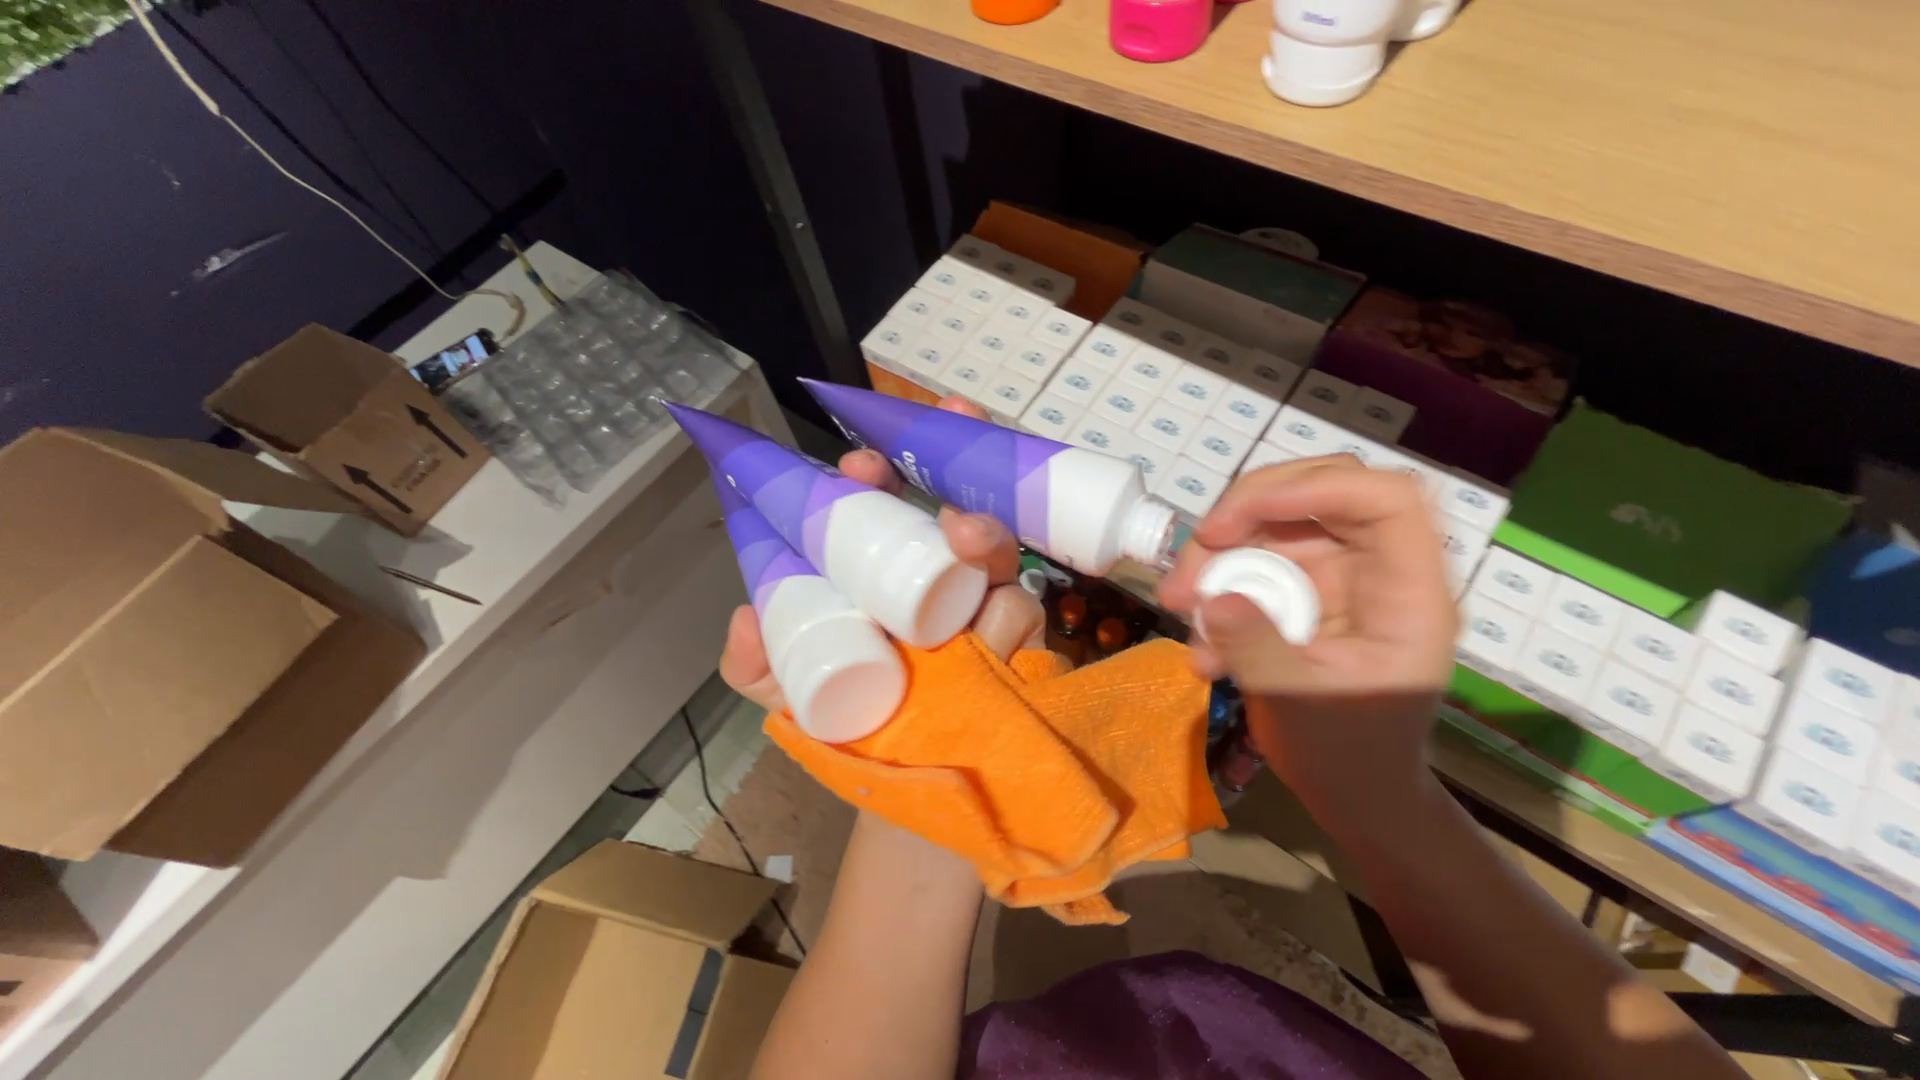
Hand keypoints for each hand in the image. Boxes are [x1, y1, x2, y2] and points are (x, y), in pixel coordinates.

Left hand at [720, 397, 1042, 713]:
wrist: (903, 792)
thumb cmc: (849, 726)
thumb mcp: (788, 693)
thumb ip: (755, 664)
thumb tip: (743, 616)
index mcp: (884, 579)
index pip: (886, 513)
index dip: (876, 481)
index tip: (861, 467)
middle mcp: (936, 583)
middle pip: (951, 516)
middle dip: (954, 467)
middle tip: (934, 451)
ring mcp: (980, 611)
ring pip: (995, 557)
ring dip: (986, 534)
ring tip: (965, 533)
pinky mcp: (1020, 649)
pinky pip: (1019, 617)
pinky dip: (1004, 617)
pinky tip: (990, 630)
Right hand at [1157, 456, 1458, 815]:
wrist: (1353, 789)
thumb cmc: (1348, 754)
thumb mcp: (1300, 706)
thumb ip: (1259, 649)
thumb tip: (1214, 597)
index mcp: (1407, 592)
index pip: (1383, 500)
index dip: (1314, 487)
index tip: (1239, 518)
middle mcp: (1375, 567)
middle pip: (1320, 492)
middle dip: (1248, 509)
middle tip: (1198, 548)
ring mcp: (1338, 575)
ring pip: (1275, 522)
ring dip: (1219, 552)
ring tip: (1179, 604)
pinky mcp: (1303, 590)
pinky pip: (1254, 560)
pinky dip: (1218, 585)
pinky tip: (1200, 638)